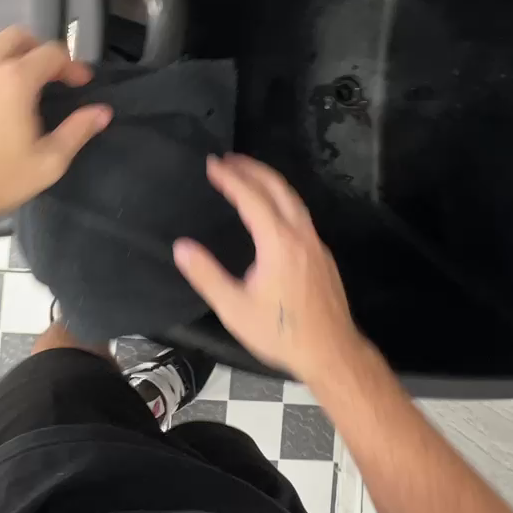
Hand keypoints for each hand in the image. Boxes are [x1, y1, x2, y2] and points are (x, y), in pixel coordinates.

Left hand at [0, 27, 111, 236]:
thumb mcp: (48, 163)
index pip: (51, 52)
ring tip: (20, 88)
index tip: (80, 82)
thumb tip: (102, 112)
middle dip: (39, 50)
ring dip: (10, 58)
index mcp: (14, 80)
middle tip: (51, 75)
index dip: (72, 64)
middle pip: (17, 37)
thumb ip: (78, 131)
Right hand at [172, 154, 366, 383]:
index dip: (230, 178)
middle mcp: (300, 235)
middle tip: (228, 159)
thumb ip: (206, 275)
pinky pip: (300, 214)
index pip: (251, 198)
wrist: (331, 353)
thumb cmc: (281, 333)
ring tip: (247, 175)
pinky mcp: (321, 255)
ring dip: (269, 182)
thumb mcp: (235, 308)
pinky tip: (271, 210)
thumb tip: (181, 247)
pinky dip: (281, 199)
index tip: (212, 164)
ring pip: (293, 199)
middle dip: (252, 169)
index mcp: (278, 242)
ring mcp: (315, 244)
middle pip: (277, 188)